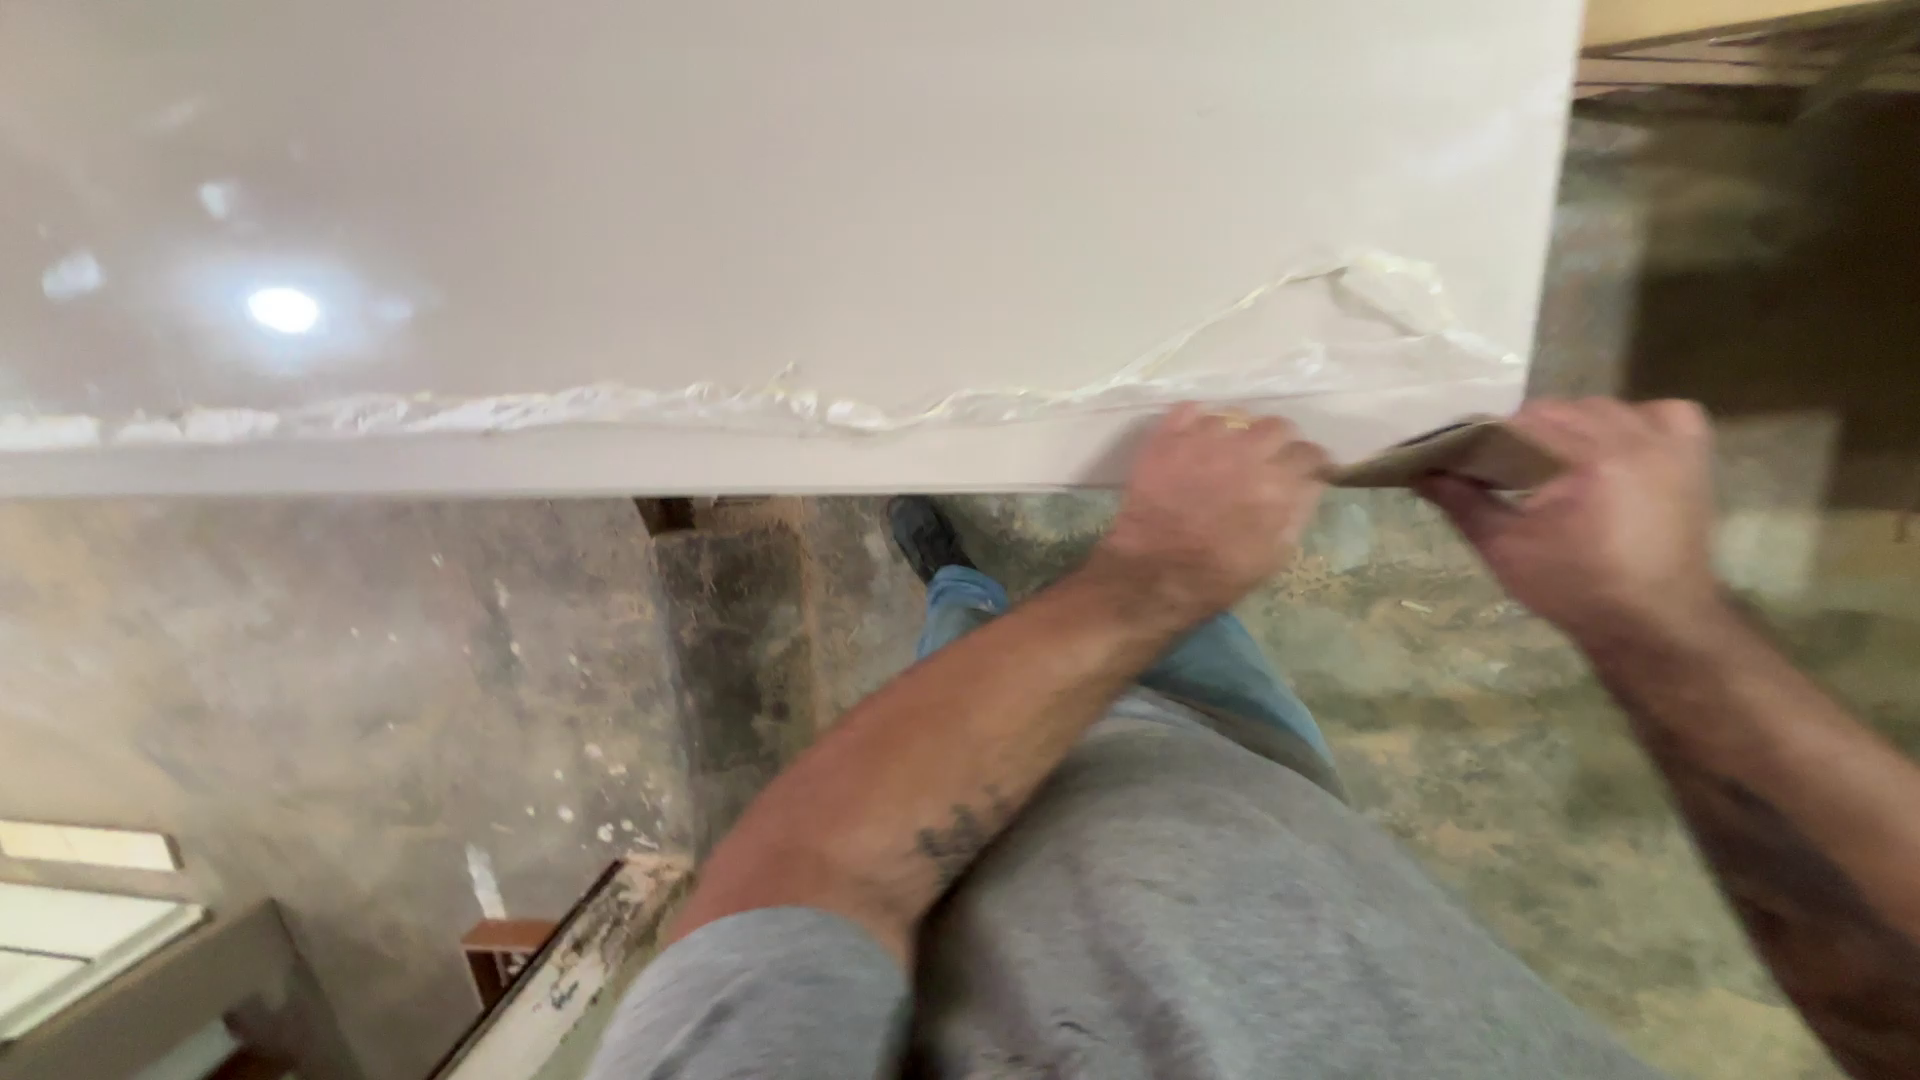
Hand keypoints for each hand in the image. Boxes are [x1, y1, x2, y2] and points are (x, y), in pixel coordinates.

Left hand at [1094, 403, 1329, 622]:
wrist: (1151, 573)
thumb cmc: (1216, 576)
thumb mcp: (1274, 555)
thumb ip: (1297, 511)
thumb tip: (1309, 484)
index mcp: (1277, 483)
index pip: (1310, 454)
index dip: (1311, 464)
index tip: (1305, 472)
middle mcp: (1245, 453)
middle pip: (1276, 427)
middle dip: (1277, 443)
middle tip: (1264, 461)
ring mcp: (1203, 442)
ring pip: (1233, 417)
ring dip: (1235, 434)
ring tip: (1224, 454)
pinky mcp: (1166, 440)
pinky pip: (1188, 410)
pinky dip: (1195, 420)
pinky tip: (1195, 439)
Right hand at [1418, 398, 1722, 641]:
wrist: (1652, 622)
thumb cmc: (1572, 588)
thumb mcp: (1503, 547)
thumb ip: (1462, 502)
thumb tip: (1421, 473)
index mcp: (1592, 460)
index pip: (1528, 421)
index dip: (1491, 435)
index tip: (1467, 457)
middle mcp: (1638, 441)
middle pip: (1567, 409)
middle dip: (1528, 429)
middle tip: (1501, 463)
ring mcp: (1672, 448)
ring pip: (1610, 408)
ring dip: (1575, 423)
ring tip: (1551, 457)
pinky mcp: (1693, 461)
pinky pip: (1667, 415)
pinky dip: (1637, 421)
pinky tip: (1614, 446)